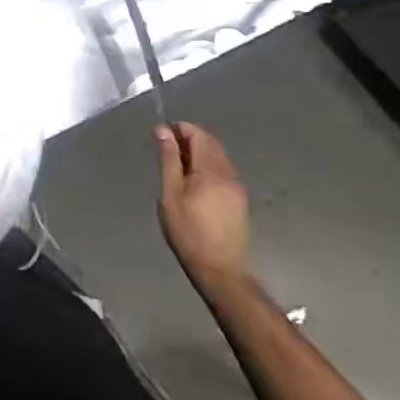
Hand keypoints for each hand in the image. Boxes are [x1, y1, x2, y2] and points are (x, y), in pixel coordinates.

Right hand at [155, 122, 250, 291]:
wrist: (221, 271)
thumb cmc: (189, 233)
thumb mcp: (170, 195)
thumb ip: (168, 160)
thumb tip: (163, 130)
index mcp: (212, 170)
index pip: (199, 134)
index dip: (179, 128)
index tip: (159, 134)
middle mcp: (229, 173)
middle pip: (210, 142)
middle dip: (187, 138)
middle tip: (164, 148)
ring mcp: (237, 187)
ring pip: (217, 156)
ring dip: (197, 152)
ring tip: (176, 165)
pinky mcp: (239, 199)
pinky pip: (222, 170)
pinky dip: (206, 165)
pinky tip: (193, 181)